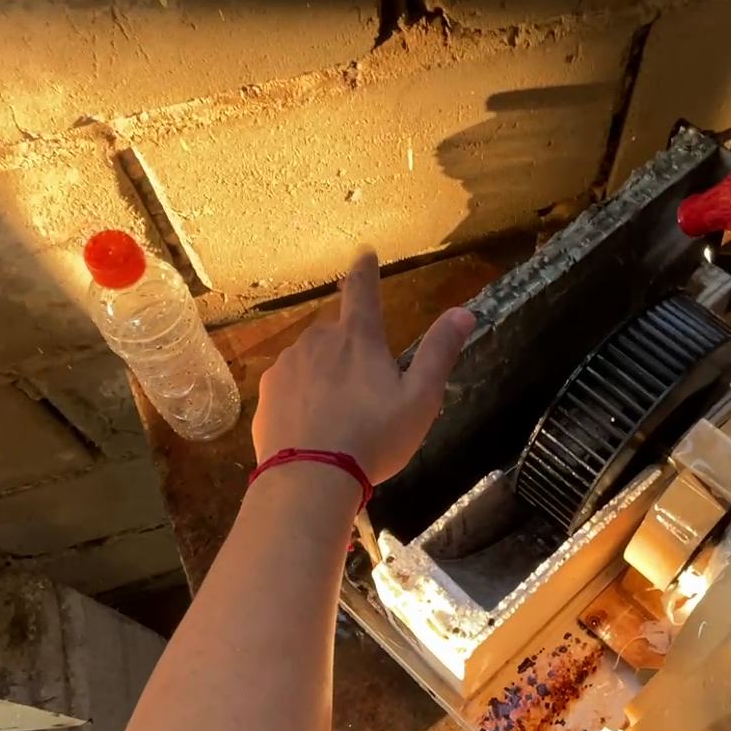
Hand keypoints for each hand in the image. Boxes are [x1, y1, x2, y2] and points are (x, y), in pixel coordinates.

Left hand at [252, 250, 475, 484]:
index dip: (366, 270)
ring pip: (311, 360)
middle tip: (364, 391)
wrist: (312, 477)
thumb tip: (463, 312)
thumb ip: (439, 353)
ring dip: (325, 375)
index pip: (363, 291)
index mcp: (358, 338)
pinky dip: (302, 397)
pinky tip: (313, 425)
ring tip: (339, 416)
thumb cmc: (374, 438)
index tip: (365, 253)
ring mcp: (287, 366)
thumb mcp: (420, 399)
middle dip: (349, 349)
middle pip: (336, 333)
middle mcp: (317, 341)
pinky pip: (290, 386)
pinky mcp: (267, 394)